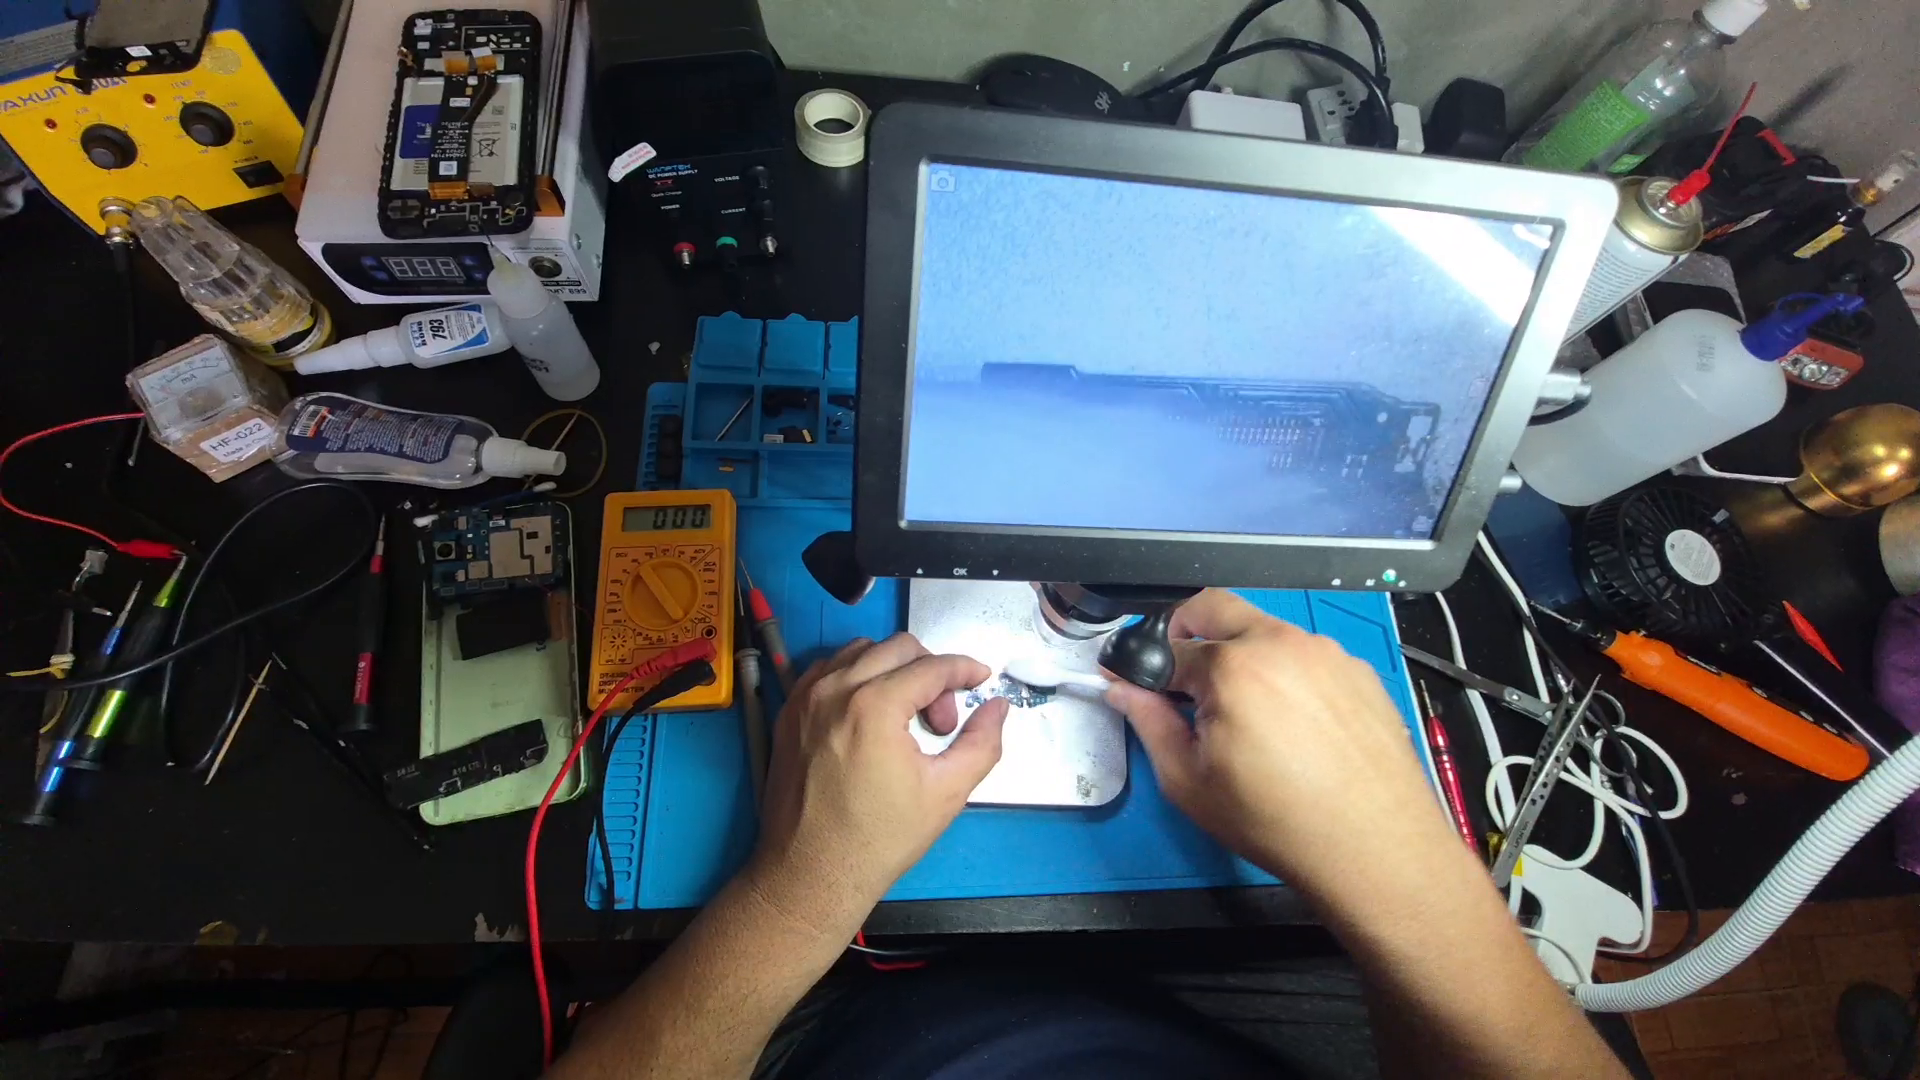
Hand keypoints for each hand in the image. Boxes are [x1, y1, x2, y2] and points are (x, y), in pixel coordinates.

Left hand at [745, 633, 1009, 934]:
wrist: (809, 875)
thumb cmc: (880, 839)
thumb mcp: (946, 793)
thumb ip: (982, 743)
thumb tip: (998, 707)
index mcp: (874, 706)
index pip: (931, 666)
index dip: (964, 669)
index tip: (981, 680)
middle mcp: (835, 689)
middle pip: (898, 647)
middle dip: (931, 672)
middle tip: (940, 720)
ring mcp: (805, 697)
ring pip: (862, 651)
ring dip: (893, 669)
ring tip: (905, 716)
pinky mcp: (789, 710)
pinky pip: (829, 669)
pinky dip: (857, 676)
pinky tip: (870, 712)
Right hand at [1105, 590, 1461, 907]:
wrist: (1378, 852)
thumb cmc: (1275, 821)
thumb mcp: (1189, 781)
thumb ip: (1148, 722)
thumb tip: (1120, 689)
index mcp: (1231, 667)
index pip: (1166, 647)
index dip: (1144, 668)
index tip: (1136, 682)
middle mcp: (1278, 643)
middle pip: (1211, 607)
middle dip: (1184, 631)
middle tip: (1182, 677)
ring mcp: (1323, 652)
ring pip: (1260, 629)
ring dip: (1236, 652)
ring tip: (1244, 709)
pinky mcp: (1355, 669)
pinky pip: (1302, 653)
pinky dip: (1280, 670)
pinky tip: (1291, 720)